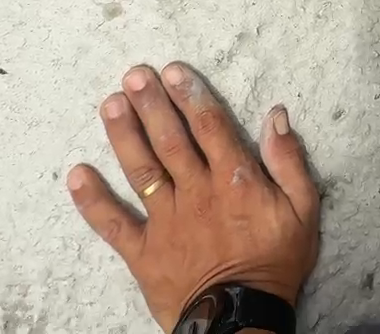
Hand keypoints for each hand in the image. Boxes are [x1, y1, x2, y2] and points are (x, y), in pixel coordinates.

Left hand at [67, 63, 319, 330]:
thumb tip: (277, 115)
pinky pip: (113, 224)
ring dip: (124, 135)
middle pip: (170, 140)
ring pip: (141, 171)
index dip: (189, 94)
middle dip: (151, 104)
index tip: (173, 70)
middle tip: (133, 74)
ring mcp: (165, 221)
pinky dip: (91, 200)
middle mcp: (195, 191)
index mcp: (234, 178)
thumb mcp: (303, 206)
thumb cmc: (277, 258)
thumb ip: (289, 159)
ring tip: (109, 104)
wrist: (241, 319)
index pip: (209, 125)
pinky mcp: (143, 252)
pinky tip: (76, 174)